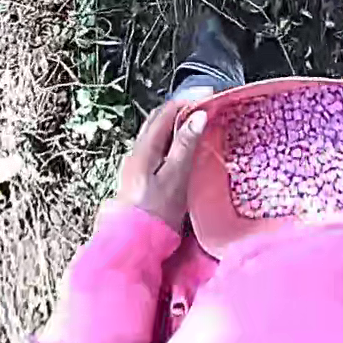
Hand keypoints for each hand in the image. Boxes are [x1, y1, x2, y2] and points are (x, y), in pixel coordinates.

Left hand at [115, 89, 212, 228]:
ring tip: (198, 120)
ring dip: (176, 121)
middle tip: (205, 103)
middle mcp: (137, 151)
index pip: (166, 112)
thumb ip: (185, 145)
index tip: (210, 94)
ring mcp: (136, 164)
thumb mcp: (176, 177)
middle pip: (159, 119)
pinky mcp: (140, 176)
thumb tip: (198, 115)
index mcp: (145, 148)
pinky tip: (184, 145)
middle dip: (182, 106)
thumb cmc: (156, 213)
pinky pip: (157, 145)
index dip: (187, 99)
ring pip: (157, 132)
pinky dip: (172, 136)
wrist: (132, 249)